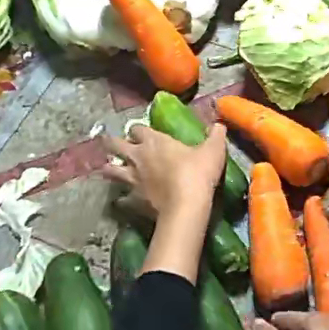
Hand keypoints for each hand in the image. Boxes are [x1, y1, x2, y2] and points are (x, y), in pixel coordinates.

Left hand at [101, 124, 225, 219]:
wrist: (186, 205)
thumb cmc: (198, 172)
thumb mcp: (213, 150)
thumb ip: (216, 135)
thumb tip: (219, 124)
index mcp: (154, 140)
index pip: (137, 128)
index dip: (138, 130)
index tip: (141, 132)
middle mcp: (137, 157)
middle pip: (114, 145)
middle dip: (112, 144)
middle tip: (114, 146)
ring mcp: (132, 179)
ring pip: (110, 170)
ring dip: (109, 169)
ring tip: (110, 170)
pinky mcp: (132, 200)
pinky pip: (120, 199)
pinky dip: (121, 199)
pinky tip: (124, 201)